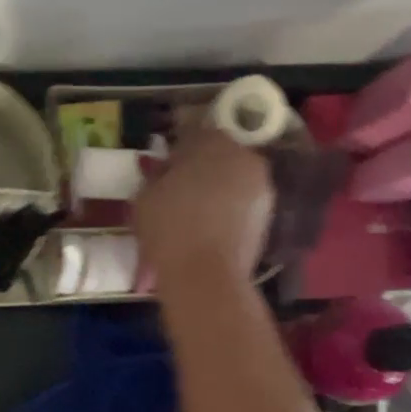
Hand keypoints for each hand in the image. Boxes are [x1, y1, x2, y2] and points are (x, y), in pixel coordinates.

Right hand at [133, 125, 274, 285]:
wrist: (204, 277)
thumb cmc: (169, 229)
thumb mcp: (144, 198)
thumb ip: (154, 177)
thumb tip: (161, 172)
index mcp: (215, 141)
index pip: (192, 135)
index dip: (174, 154)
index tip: (160, 174)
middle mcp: (245, 158)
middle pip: (218, 159)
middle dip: (197, 174)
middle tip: (174, 199)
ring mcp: (261, 190)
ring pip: (231, 186)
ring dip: (213, 198)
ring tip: (190, 223)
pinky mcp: (266, 221)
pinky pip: (239, 211)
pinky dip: (224, 219)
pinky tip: (204, 238)